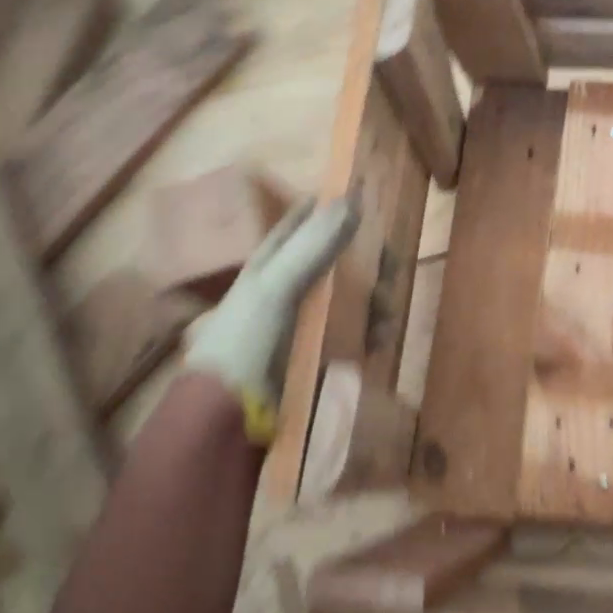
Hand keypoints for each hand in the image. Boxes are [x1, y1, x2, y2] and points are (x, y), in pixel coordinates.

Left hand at [184, 195, 359, 425]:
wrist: (226, 418)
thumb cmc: (245, 343)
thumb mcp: (277, 287)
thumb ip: (312, 247)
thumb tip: (350, 199)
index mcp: (258, 278)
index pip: (285, 236)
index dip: (305, 215)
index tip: (331, 194)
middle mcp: (273, 303)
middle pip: (313, 269)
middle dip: (341, 257)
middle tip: (374, 246)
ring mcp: (289, 336)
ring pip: (332, 306)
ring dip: (361, 302)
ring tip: (386, 301)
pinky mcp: (306, 368)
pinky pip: (343, 342)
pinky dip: (363, 337)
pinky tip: (379, 340)